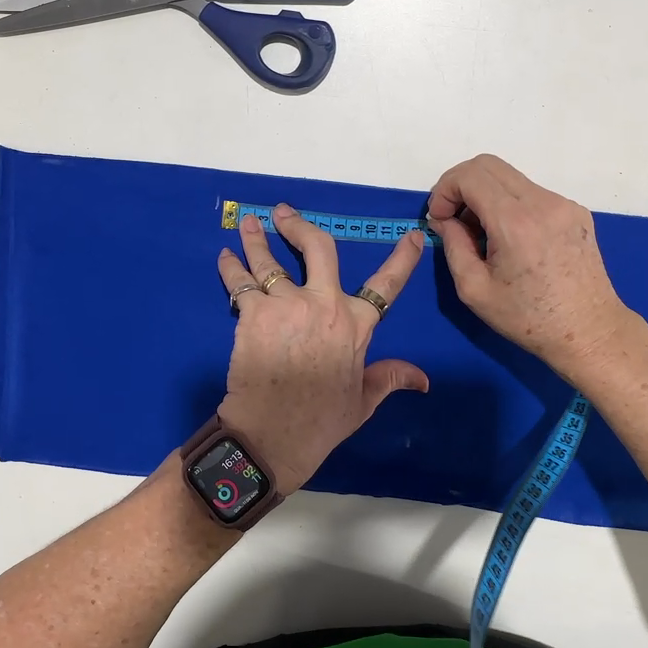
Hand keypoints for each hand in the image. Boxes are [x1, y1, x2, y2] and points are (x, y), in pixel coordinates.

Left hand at [213, 204, 428, 492]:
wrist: (273, 434)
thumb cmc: (321, 422)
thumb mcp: (363, 401)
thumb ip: (389, 378)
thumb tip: (423, 379)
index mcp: (356, 324)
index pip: (387, 285)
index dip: (402, 259)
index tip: (413, 235)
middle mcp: (324, 303)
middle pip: (319, 248)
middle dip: (300, 226)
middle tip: (284, 213)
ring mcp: (287, 304)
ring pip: (271, 260)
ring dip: (256, 239)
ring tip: (247, 222)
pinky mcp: (254, 313)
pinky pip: (241, 282)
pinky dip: (231, 267)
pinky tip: (225, 256)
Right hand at [427, 154, 635, 380]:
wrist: (588, 332)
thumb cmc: (528, 319)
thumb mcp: (474, 289)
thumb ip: (453, 245)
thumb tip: (443, 219)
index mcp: (515, 222)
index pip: (470, 176)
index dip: (444, 190)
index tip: (439, 218)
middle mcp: (543, 202)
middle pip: (488, 165)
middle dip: (461, 186)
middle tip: (453, 219)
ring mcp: (563, 204)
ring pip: (510, 178)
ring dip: (485, 195)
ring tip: (481, 233)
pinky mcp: (576, 211)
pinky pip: (531, 193)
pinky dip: (509, 204)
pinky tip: (510, 239)